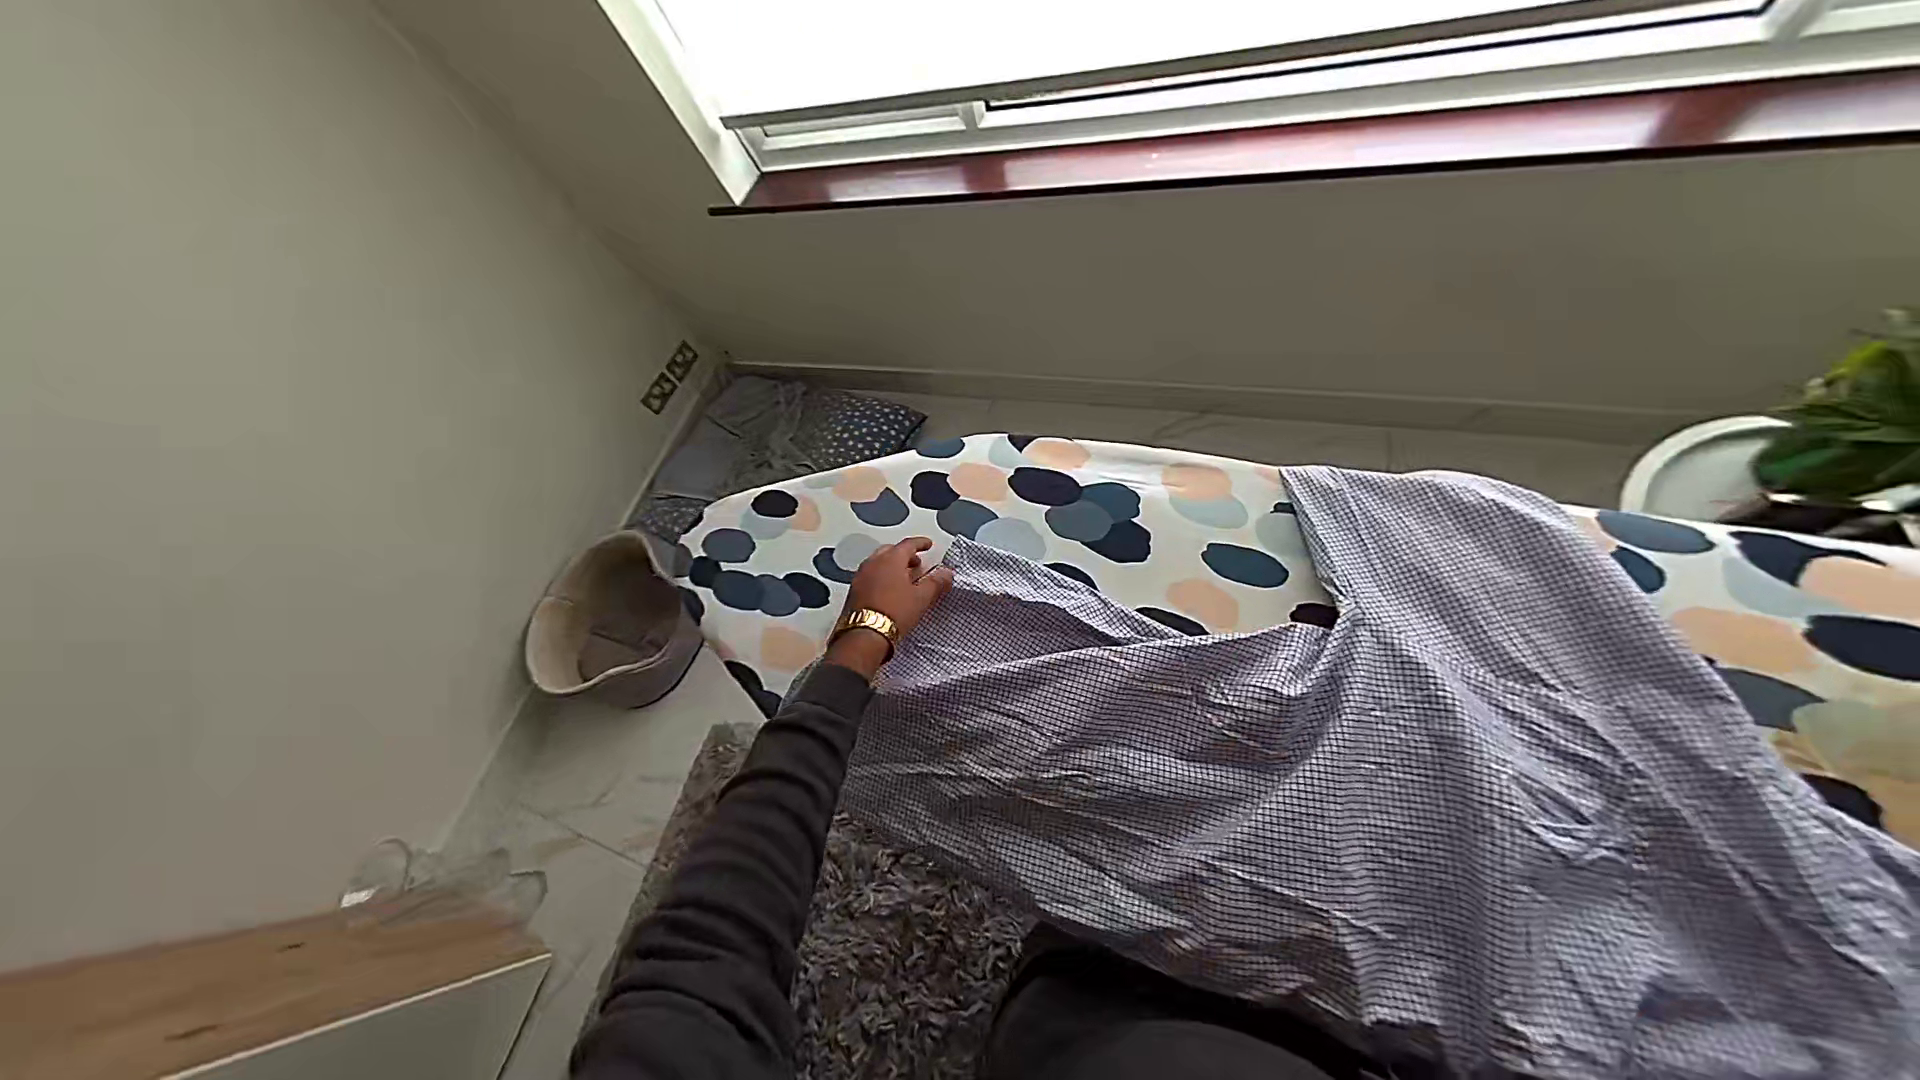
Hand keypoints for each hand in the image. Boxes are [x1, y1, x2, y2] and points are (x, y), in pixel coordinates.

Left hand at [825, 537, 954, 679]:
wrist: (865, 634)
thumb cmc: (894, 612)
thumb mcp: (921, 598)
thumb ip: (936, 582)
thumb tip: (946, 573)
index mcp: (891, 559)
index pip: (908, 544)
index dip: (920, 543)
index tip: (927, 544)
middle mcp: (873, 563)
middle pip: (891, 551)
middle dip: (905, 554)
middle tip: (916, 562)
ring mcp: (861, 576)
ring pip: (878, 563)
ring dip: (892, 566)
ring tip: (904, 577)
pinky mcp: (854, 590)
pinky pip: (870, 575)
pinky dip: (881, 576)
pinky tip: (888, 590)